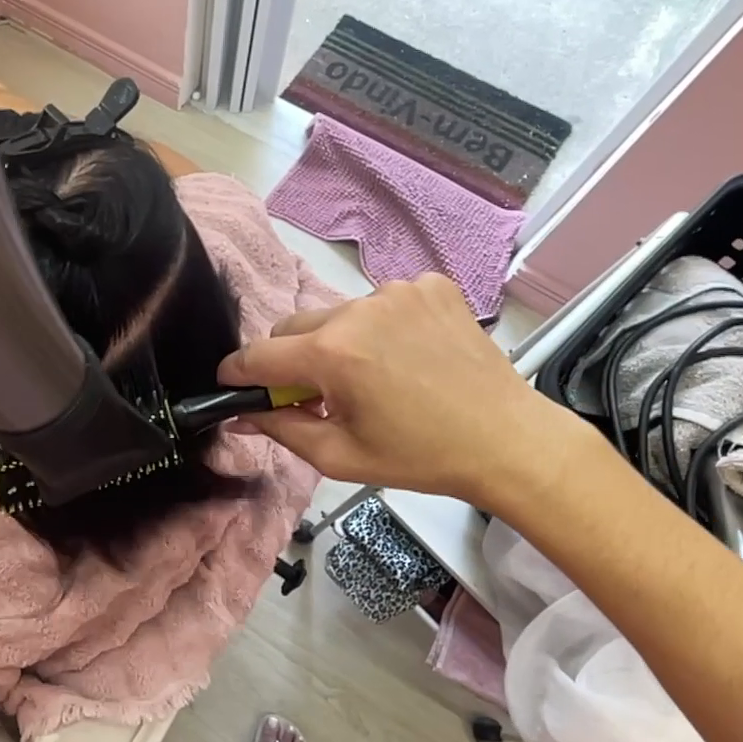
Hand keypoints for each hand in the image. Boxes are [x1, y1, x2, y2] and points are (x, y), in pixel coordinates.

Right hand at [217, 276, 584, 510]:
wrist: (509, 440)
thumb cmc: (422, 456)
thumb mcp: (340, 456)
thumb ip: (280, 428)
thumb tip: (240, 417)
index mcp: (334, 354)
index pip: (258, 354)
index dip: (238, 373)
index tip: (233, 385)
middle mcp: (360, 309)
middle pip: (293, 327)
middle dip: (292, 360)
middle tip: (317, 394)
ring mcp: (398, 291)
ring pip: (337, 314)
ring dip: (338, 341)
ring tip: (372, 375)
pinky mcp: (430, 285)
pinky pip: (381, 301)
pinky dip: (381, 326)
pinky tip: (406, 354)